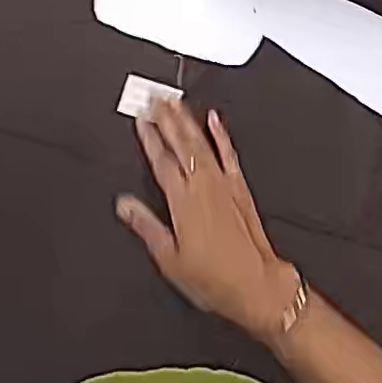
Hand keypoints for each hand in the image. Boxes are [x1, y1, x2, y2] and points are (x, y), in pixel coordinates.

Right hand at [116, 98, 302, 346]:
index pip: (161, 160)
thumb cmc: (213, 277)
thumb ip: (146, 226)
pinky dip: (220, 134)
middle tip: (155, 98)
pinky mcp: (240, 186)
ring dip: (187, 120)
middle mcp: (202, 185)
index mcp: (182, 201)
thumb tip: (125, 205)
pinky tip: (213, 119)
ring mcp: (223, 182)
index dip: (149, 138)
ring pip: (200, 142)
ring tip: (176, 101)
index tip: (141, 119)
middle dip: (166, 118)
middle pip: (180, 143)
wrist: (256, 284)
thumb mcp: (169, 258)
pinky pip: (228, 152)